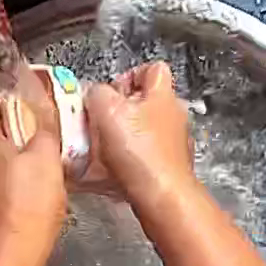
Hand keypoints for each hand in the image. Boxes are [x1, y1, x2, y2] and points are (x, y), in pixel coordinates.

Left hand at [0, 92, 66, 265]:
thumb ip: (44, 124)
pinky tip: (36, 192)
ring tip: (45, 163)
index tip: (32, 104)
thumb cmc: (25, 207)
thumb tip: (41, 99)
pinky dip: (15, 181)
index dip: (8, 98)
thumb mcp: (46, 156)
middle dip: (17, 129)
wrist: (8, 258)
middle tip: (45, 134)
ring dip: (18, 157)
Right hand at [82, 62, 194, 207]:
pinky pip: (143, 159)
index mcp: (163, 95)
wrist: (161, 196)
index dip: (128, 77)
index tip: (110, 91)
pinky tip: (112, 172)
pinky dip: (127, 163)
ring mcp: (173, 145)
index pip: (151, 69)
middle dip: (118, 113)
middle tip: (100, 123)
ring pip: (142, 133)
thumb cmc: (142, 154)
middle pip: (143, 104)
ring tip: (102, 151)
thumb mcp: (107, 111)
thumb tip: (91, 92)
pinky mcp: (167, 169)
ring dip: (121, 139)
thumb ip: (97, 93)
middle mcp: (173, 117)